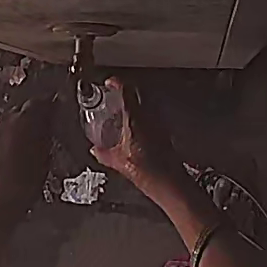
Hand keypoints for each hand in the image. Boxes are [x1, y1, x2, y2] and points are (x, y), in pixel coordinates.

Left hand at [0, 94, 55, 216]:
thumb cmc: (16, 190)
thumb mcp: (45, 161)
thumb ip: (47, 137)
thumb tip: (50, 125)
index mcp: (20, 120)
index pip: (41, 103)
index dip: (51, 107)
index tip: (57, 112)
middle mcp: (0, 123)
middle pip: (22, 113)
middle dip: (34, 120)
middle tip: (47, 133)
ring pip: (8, 127)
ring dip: (19, 134)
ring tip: (31, 152)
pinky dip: (6, 146)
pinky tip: (13, 163)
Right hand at [88, 77, 181, 195]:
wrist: (171, 183)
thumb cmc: (149, 172)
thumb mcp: (119, 162)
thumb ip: (105, 154)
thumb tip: (96, 150)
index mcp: (136, 120)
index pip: (128, 92)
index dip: (117, 83)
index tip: (110, 82)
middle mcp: (150, 118)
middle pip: (138, 94)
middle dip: (126, 91)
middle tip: (114, 95)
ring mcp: (159, 124)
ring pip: (146, 104)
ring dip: (135, 103)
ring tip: (123, 111)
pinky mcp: (164, 133)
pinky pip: (152, 117)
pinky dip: (142, 116)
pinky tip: (135, 128)